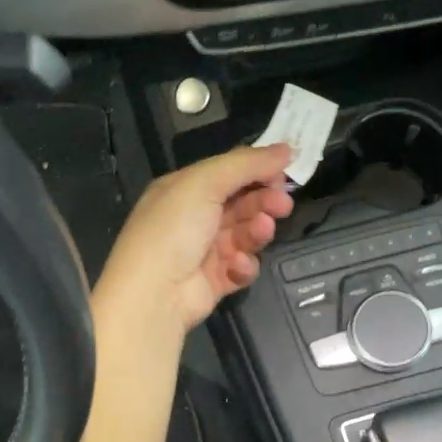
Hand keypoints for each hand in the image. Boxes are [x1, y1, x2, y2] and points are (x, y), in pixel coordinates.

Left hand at [95, 144, 294, 331]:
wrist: (154, 293)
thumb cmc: (173, 228)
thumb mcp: (205, 182)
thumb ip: (246, 163)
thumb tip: (287, 148)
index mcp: (184, 190)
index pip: (228, 174)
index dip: (257, 172)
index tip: (284, 173)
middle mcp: (192, 219)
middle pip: (241, 204)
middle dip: (263, 202)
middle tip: (282, 205)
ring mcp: (204, 252)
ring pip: (245, 236)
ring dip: (256, 232)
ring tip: (261, 230)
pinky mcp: (214, 281)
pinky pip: (240, 268)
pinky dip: (243, 266)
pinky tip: (236, 265)